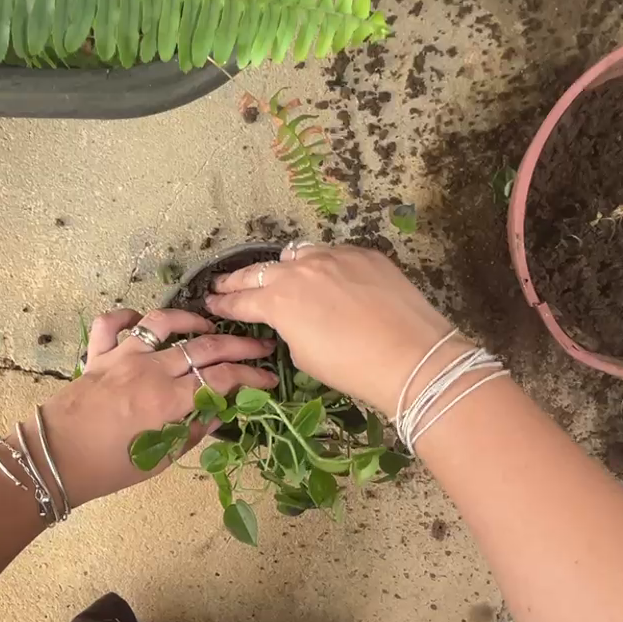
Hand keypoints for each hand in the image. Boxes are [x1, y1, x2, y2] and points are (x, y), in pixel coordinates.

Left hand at [34, 308, 278, 505]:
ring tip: (208, 327)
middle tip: (261, 346)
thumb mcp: (161, 458)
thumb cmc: (109, 469)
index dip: (251, 376)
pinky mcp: (98, 356)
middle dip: (240, 345)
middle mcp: (149, 371)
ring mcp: (122, 358)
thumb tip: (220, 410)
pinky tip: (141, 322)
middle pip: (204, 347)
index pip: (222, 379)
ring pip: (163, 323)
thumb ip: (193, 430)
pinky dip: (128, 317)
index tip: (269, 378)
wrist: (54, 459)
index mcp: (168, 401)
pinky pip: (113, 324)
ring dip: (191, 320)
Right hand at [206, 245, 453, 414]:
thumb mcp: (304, 356)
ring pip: (297, 254)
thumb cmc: (351, 368)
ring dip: (282, 266)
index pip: (241, 300)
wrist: (410, 356)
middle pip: (260, 271)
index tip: (212, 303)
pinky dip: (321, 264)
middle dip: (239, 279)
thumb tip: (292, 317)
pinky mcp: (364, 254)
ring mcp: (334, 256)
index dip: (224, 304)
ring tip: (276, 274)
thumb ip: (288, 328)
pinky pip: (332, 253)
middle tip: (223, 283)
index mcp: (279, 300)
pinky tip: (325, 276)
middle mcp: (301, 270)